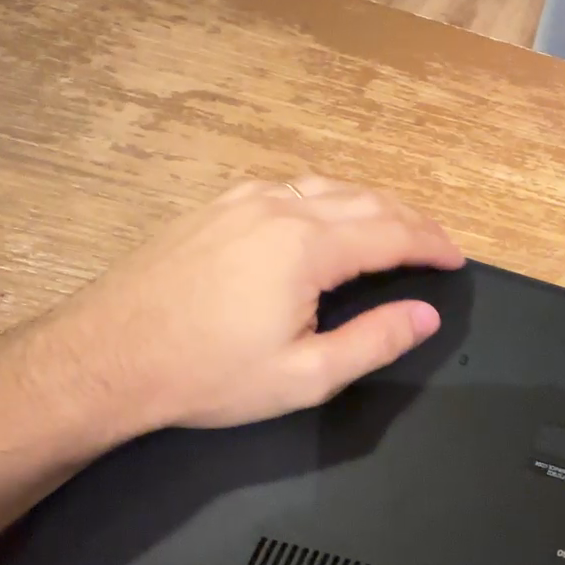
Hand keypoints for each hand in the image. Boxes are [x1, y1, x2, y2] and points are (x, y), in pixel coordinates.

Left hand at [20, 176, 463, 437]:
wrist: (105, 358)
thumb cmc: (211, 375)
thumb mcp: (308, 376)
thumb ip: (375, 342)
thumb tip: (426, 316)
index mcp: (307, 247)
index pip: (392, 234)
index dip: (433, 244)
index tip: (459, 260)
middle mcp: (279, 208)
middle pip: (366, 201)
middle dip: (413, 221)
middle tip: (441, 244)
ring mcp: (241, 201)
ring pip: (328, 188)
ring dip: (374, 205)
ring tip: (399, 227)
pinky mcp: (215, 209)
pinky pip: (291, 189)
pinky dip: (331, 200)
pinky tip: (331, 218)